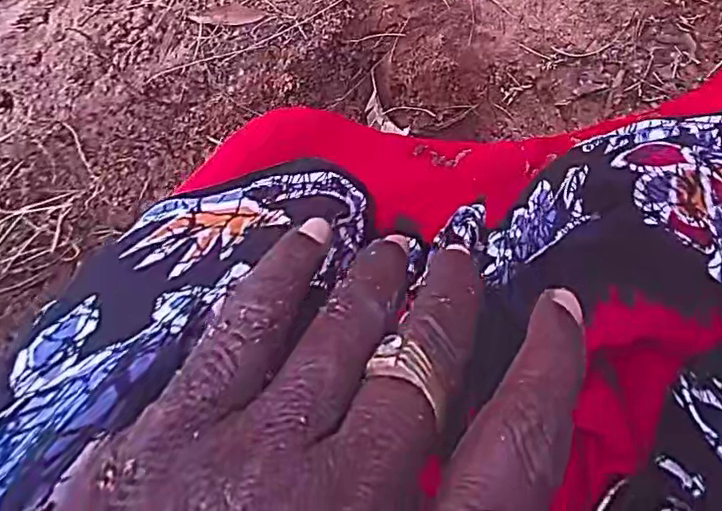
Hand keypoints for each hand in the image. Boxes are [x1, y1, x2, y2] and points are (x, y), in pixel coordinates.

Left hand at [63, 218, 587, 510]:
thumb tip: (499, 483)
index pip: (514, 453)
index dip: (549, 371)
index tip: (562, 310)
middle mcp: (338, 503)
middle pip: (419, 371)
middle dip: (447, 303)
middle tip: (460, 255)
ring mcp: (243, 465)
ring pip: (336, 336)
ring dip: (374, 282)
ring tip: (396, 244)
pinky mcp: (160, 447)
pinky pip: (241, 331)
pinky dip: (286, 274)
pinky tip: (312, 236)